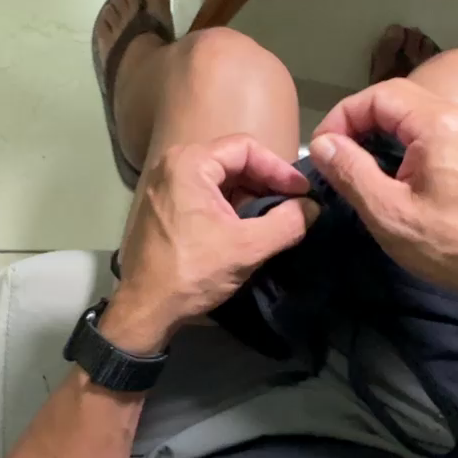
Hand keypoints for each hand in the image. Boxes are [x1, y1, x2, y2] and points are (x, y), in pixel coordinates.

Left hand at [106, 134, 317, 353]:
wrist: (144, 309)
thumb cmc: (192, 272)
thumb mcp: (247, 248)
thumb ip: (287, 223)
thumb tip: (312, 208)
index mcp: (190, 163)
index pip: (246, 148)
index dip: (280, 169)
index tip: (303, 193)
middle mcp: (173, 165)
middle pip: (232, 162)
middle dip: (266, 183)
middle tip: (293, 206)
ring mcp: (165, 187)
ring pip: (220, 181)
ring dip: (250, 198)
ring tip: (276, 220)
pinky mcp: (164, 208)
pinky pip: (205, 196)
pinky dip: (230, 208)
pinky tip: (248, 229)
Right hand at [307, 78, 457, 303]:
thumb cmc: (446, 245)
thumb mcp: (388, 212)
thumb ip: (350, 171)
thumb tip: (322, 144)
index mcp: (440, 124)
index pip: (378, 96)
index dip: (342, 117)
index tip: (323, 150)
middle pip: (397, 97)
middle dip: (358, 119)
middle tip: (334, 153)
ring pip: (415, 111)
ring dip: (379, 128)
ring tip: (356, 160)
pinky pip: (432, 128)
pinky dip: (403, 138)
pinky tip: (390, 167)